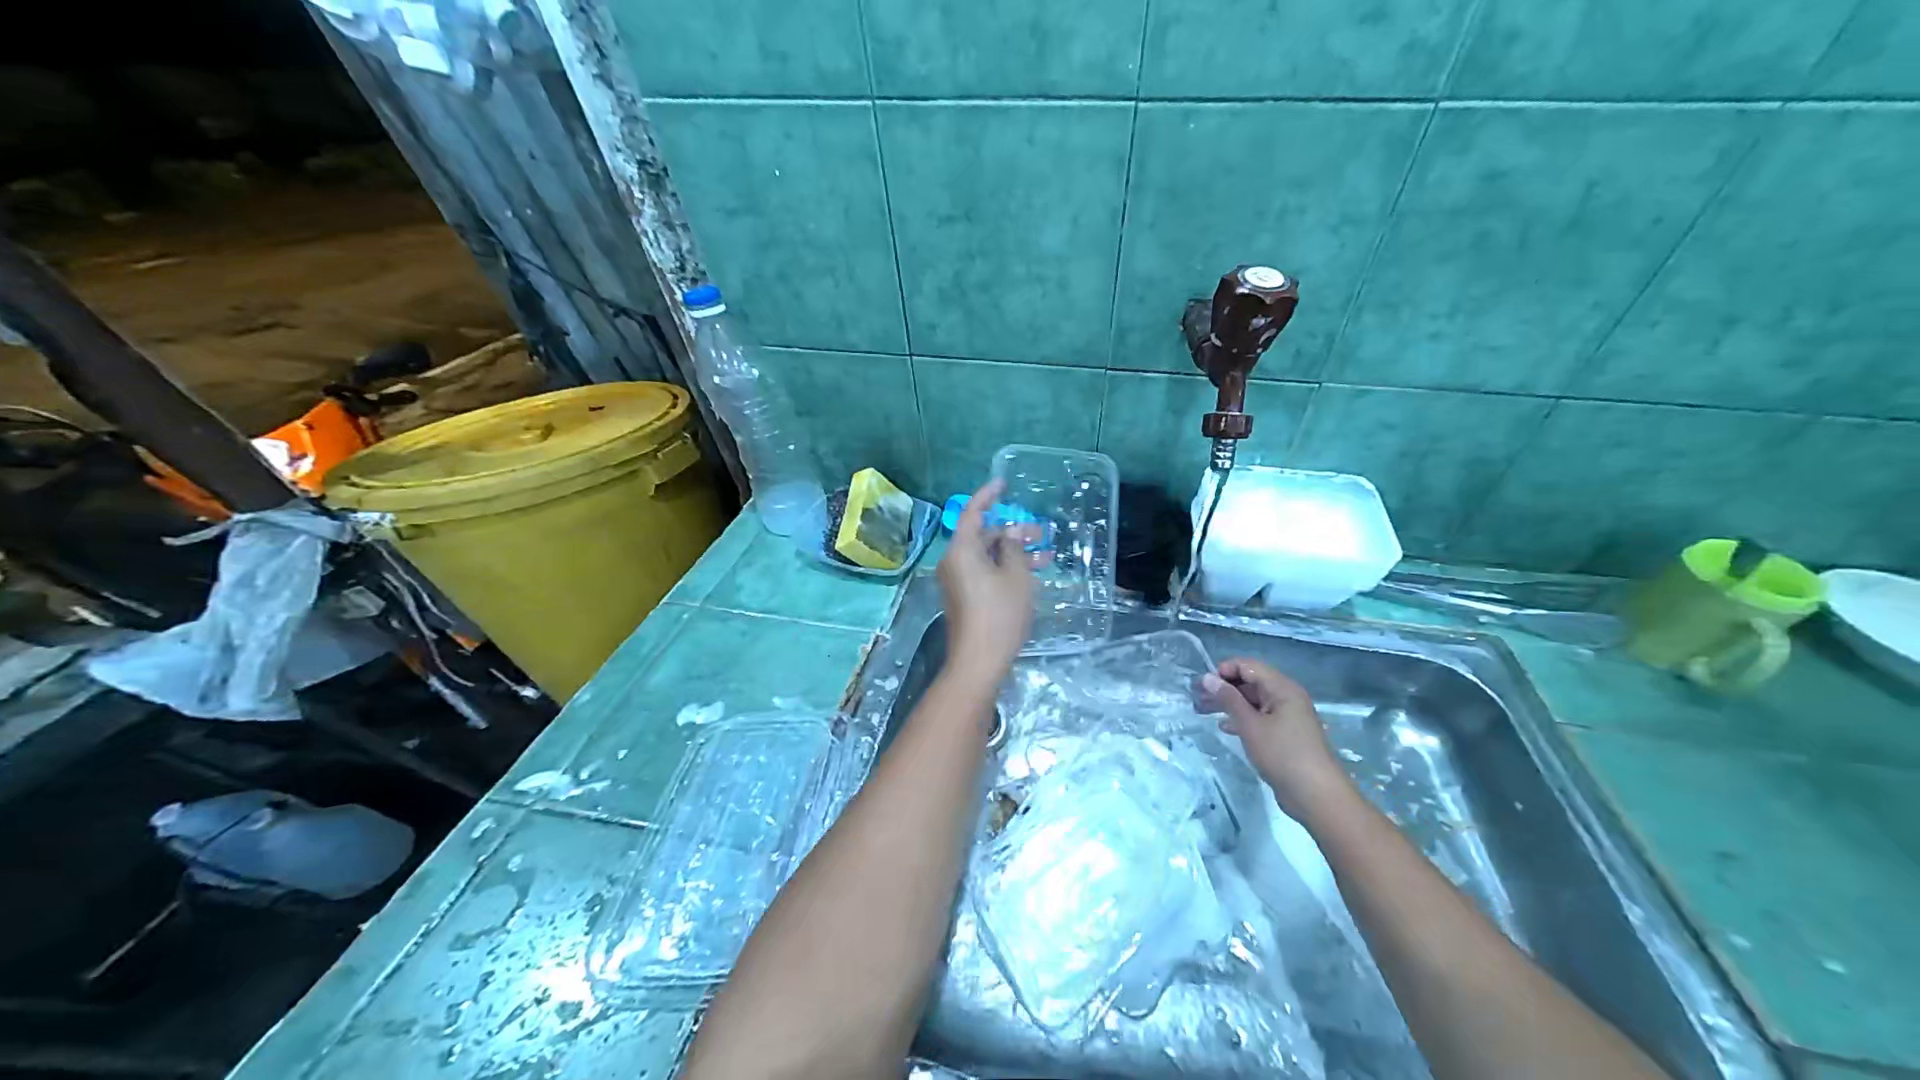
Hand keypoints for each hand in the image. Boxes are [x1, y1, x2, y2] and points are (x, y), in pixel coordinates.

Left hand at [936, 479, 1035, 682]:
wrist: (978, 661)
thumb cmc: (999, 613)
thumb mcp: (1016, 576)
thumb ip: (1013, 548)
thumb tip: (1008, 536)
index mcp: (961, 550)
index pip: (973, 512)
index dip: (988, 495)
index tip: (1003, 483)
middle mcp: (954, 562)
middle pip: (982, 536)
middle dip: (1012, 532)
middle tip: (1042, 533)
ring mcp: (957, 581)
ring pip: (987, 556)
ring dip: (1014, 553)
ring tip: (1047, 556)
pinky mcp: (964, 598)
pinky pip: (985, 572)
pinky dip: (1006, 569)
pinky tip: (1032, 575)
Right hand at [1202, 658, 1349, 816]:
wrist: (1316, 794)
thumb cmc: (1282, 753)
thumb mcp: (1250, 725)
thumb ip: (1228, 699)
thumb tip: (1208, 677)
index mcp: (1282, 688)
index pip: (1248, 666)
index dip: (1224, 670)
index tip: (1202, 684)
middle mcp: (1286, 697)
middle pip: (1250, 682)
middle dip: (1224, 688)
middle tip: (1198, 698)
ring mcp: (1287, 717)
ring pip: (1253, 701)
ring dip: (1230, 704)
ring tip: (1204, 711)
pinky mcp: (1285, 735)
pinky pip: (1259, 718)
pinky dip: (1242, 719)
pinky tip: (1225, 727)